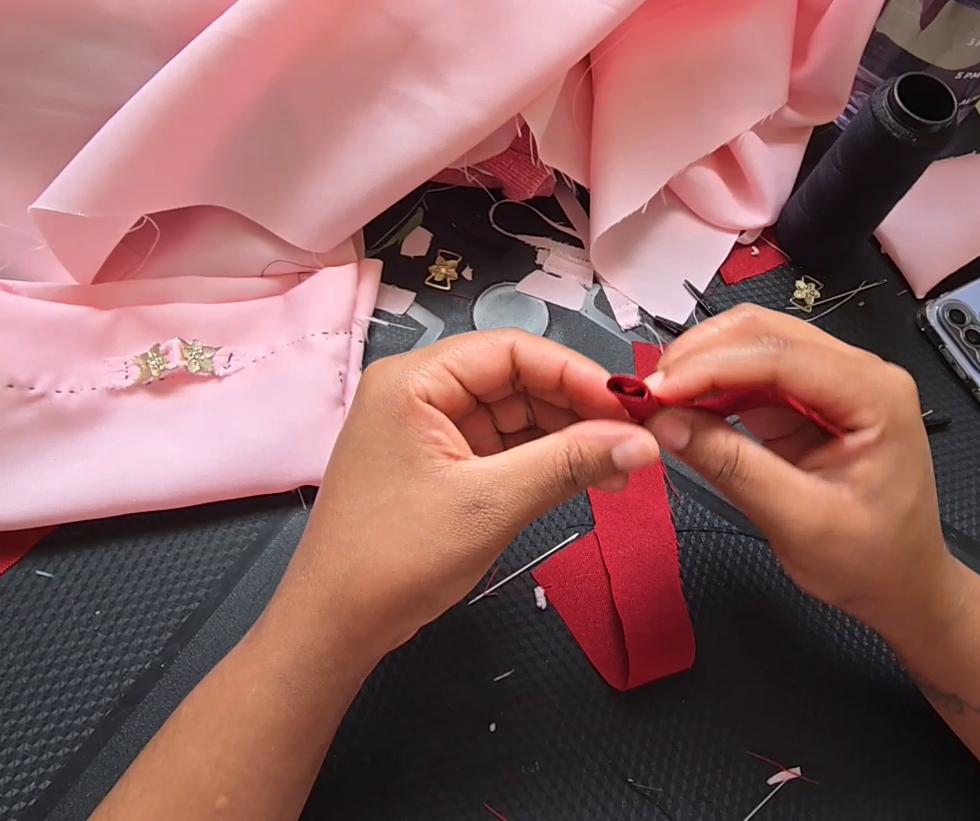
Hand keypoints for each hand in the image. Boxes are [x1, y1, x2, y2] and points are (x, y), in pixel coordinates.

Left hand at [268, 328, 659, 666]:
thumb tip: (646, 442)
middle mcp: (424, 389)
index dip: (576, 373)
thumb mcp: (491, 504)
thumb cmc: (398, 558)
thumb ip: (570, 464)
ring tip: (621, 465)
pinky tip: (589, 475)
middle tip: (635, 438)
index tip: (630, 405)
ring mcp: (434, 424)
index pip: (513, 350)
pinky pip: (507, 443)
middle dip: (578, 408)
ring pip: (519, 412)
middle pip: (519, 378)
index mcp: (417, 378)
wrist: (333, 630)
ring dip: (569, 436)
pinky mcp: (445, 458)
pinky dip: (547, 458)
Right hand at [642, 305, 965, 653]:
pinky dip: (710, 384)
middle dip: (700, 355)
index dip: (712, 366)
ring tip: (657, 398)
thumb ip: (733, 467)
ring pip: (751, 343)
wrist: (902, 585)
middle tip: (648, 393)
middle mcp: (855, 371)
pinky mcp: (804, 396)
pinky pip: (748, 373)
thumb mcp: (800, 521)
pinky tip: (682, 404)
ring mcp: (829, 379)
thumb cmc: (871, 561)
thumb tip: (664, 424)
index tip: (657, 391)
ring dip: (700, 364)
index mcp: (874, 393)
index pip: (781, 355)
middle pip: (764, 332)